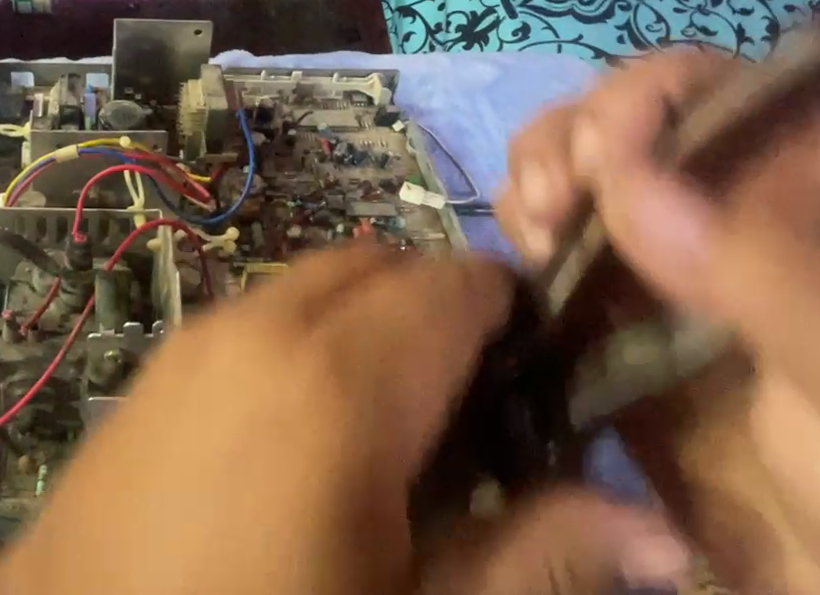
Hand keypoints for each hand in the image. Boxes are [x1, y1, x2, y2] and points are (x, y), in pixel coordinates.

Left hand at [0, 246, 695, 594]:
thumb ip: (534, 555)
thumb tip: (659, 529)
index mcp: (338, 379)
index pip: (452, 283)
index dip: (510, 311)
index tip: (541, 371)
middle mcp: (263, 325)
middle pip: (380, 264)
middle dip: (439, 306)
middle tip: (473, 404)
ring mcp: (198, 333)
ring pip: (314, 280)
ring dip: (368, 317)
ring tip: (390, 420)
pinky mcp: (159, 360)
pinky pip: (257, 312)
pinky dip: (304, 333)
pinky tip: (302, 427)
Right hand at [498, 48, 819, 594]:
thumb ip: (781, 276)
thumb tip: (624, 175)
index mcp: (810, 192)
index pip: (710, 88)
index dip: (639, 98)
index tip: (598, 164)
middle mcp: (723, 212)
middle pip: (613, 123)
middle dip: (561, 145)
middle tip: (547, 211)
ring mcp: (658, 268)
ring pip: (566, 180)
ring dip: (530, 190)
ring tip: (534, 244)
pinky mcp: (608, 324)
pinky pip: (543, 256)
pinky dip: (515, 248)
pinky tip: (521, 278)